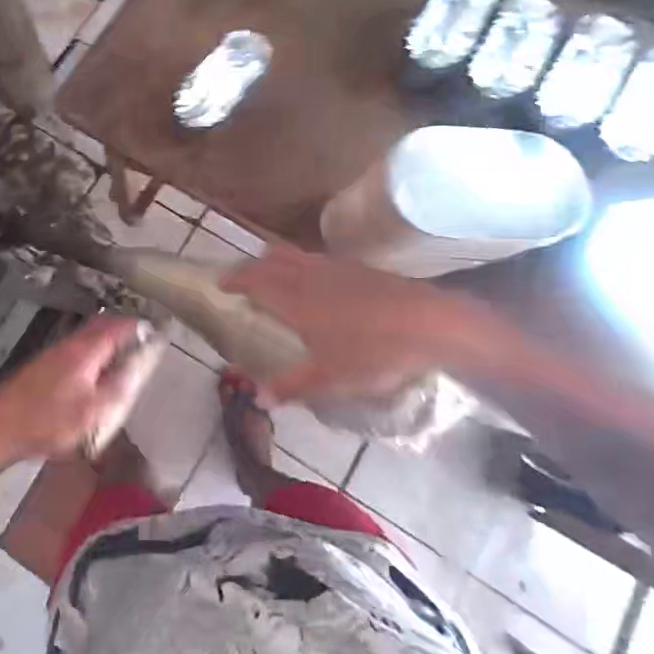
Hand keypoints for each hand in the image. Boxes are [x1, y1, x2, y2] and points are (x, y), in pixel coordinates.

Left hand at [0, 317, 161, 479]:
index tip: (156, 329)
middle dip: (123, 328)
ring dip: (108, 339)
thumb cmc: (46, 422)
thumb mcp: (91, 413)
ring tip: (125, 353)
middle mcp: (69, 345)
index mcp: (85, 352)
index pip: (117, 327)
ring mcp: (54, 353)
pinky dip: (94, 351)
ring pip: (88, 337)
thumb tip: (138, 367)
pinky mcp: (44, 366)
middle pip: (101, 326)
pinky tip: (96, 370)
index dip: (138, 326)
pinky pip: (77, 348)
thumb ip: (118, 388)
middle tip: (143, 337)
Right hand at [221, 247, 512, 404]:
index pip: (254, 278)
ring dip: (278, 262)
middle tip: (244, 280)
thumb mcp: (330, 378)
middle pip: (272, 259)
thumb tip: (257, 398)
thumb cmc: (374, 352)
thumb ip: (291, 386)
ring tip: (276, 279)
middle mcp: (310, 275)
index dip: (235, 278)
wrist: (431, 323)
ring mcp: (337, 268)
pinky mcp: (360, 268)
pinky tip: (318, 285)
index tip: (221, 283)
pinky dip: (304, 266)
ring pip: (296, 255)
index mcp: (295, 298)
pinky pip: (319, 260)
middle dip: (253, 266)